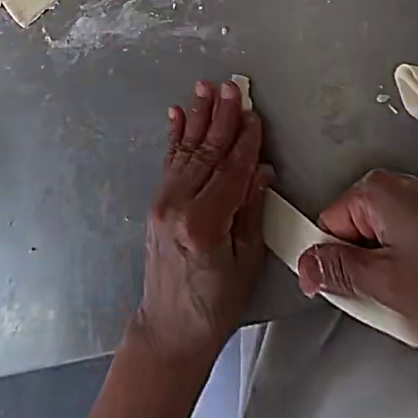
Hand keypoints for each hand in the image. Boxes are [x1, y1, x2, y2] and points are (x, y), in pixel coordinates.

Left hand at [131, 79, 271, 361]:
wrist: (169, 329)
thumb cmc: (214, 305)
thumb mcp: (245, 261)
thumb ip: (251, 210)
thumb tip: (260, 169)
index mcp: (203, 223)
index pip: (231, 171)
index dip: (246, 142)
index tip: (255, 116)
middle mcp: (178, 205)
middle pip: (207, 152)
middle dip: (221, 117)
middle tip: (231, 88)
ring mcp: (163, 201)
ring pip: (186, 150)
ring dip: (199, 116)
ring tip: (206, 88)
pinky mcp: (156, 202)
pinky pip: (168, 162)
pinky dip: (175, 136)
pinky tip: (178, 114)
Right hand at [295, 170, 417, 354]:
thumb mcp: (387, 287)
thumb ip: (339, 272)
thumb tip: (308, 264)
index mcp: (375, 192)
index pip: (326, 225)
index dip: (331, 264)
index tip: (342, 290)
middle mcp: (397, 189)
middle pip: (355, 236)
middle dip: (367, 274)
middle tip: (391, 302)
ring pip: (385, 250)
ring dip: (394, 281)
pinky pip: (411, 253)